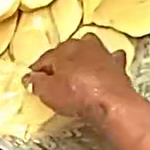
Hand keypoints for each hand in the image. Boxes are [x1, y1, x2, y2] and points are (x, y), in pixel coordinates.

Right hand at [26, 37, 149, 128]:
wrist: (111, 104)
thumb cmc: (75, 95)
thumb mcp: (46, 92)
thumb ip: (36, 82)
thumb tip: (31, 77)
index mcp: (63, 50)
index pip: (44, 59)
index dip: (37, 71)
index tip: (32, 81)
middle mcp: (83, 45)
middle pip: (66, 52)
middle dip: (58, 62)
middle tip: (52, 77)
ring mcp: (103, 53)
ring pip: (88, 50)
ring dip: (82, 57)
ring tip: (76, 69)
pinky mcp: (118, 65)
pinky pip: (109, 60)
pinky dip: (104, 63)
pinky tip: (102, 68)